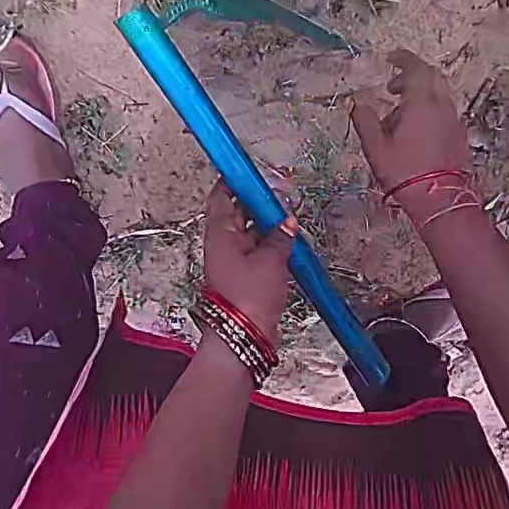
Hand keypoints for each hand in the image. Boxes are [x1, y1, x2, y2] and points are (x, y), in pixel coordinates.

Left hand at [199, 181, 294, 345]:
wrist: (243, 337)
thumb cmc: (250, 294)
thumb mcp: (270, 260)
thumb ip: (280, 236)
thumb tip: (287, 221)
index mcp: (220, 233)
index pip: (221, 197)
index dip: (233, 182)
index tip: (249, 170)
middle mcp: (222, 243)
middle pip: (236, 212)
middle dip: (257, 202)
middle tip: (279, 192)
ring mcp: (232, 259)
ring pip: (248, 232)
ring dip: (266, 223)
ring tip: (288, 213)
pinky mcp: (244, 275)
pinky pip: (256, 250)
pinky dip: (270, 243)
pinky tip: (288, 240)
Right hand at [349, 50, 476, 226]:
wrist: (439, 199)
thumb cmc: (404, 171)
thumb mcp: (375, 146)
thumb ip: (364, 119)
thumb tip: (354, 101)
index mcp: (421, 103)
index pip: (416, 69)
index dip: (404, 59)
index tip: (391, 57)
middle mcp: (441, 106)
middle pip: (431, 77)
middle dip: (412, 75)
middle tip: (392, 85)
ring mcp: (453, 119)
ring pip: (439, 93)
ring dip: (420, 93)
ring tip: (400, 111)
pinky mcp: (458, 133)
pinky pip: (443, 109)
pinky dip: (429, 107)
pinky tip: (415, 128)